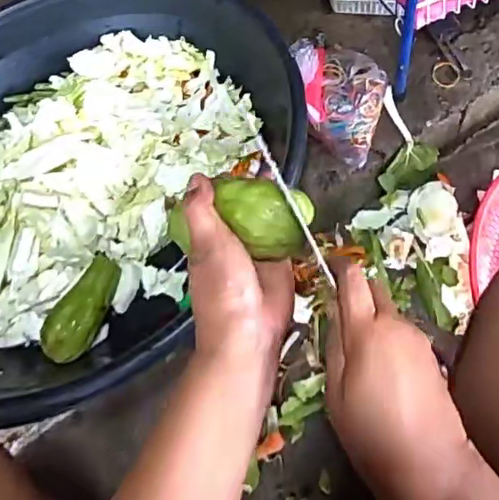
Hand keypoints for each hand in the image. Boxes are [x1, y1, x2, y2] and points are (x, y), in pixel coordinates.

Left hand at [181, 175, 293, 365]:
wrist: (250, 333)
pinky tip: (301, 202)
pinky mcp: (281, 261)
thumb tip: (197, 178)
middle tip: (269, 166)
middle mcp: (233, 242)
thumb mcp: (207, 244)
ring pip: (267, 219)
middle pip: (245, 209)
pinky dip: (293, 218)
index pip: (217, 204)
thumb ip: (200, 211)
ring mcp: (258, 252)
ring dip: (275, 201)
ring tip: (285, 177)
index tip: (241, 166)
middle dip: (255, 190)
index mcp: (209, 239)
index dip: (227, 185)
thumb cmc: (223, 289)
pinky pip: (288, 234)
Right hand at [324, 260, 477, 499]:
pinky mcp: (430, 349)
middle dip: (358, 292)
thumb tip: (334, 315)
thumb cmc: (372, 432)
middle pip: (374, 291)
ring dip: (374, 320)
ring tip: (360, 354)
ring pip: (388, 313)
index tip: (331, 261)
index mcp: (366, 330)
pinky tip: (384, 370)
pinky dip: (389, 339)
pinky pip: (402, 332)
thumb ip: (333, 348)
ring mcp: (415, 334)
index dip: (341, 267)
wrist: (430, 458)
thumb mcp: (335, 395)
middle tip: (339, 310)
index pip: (354, 280)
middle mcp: (394, 322)